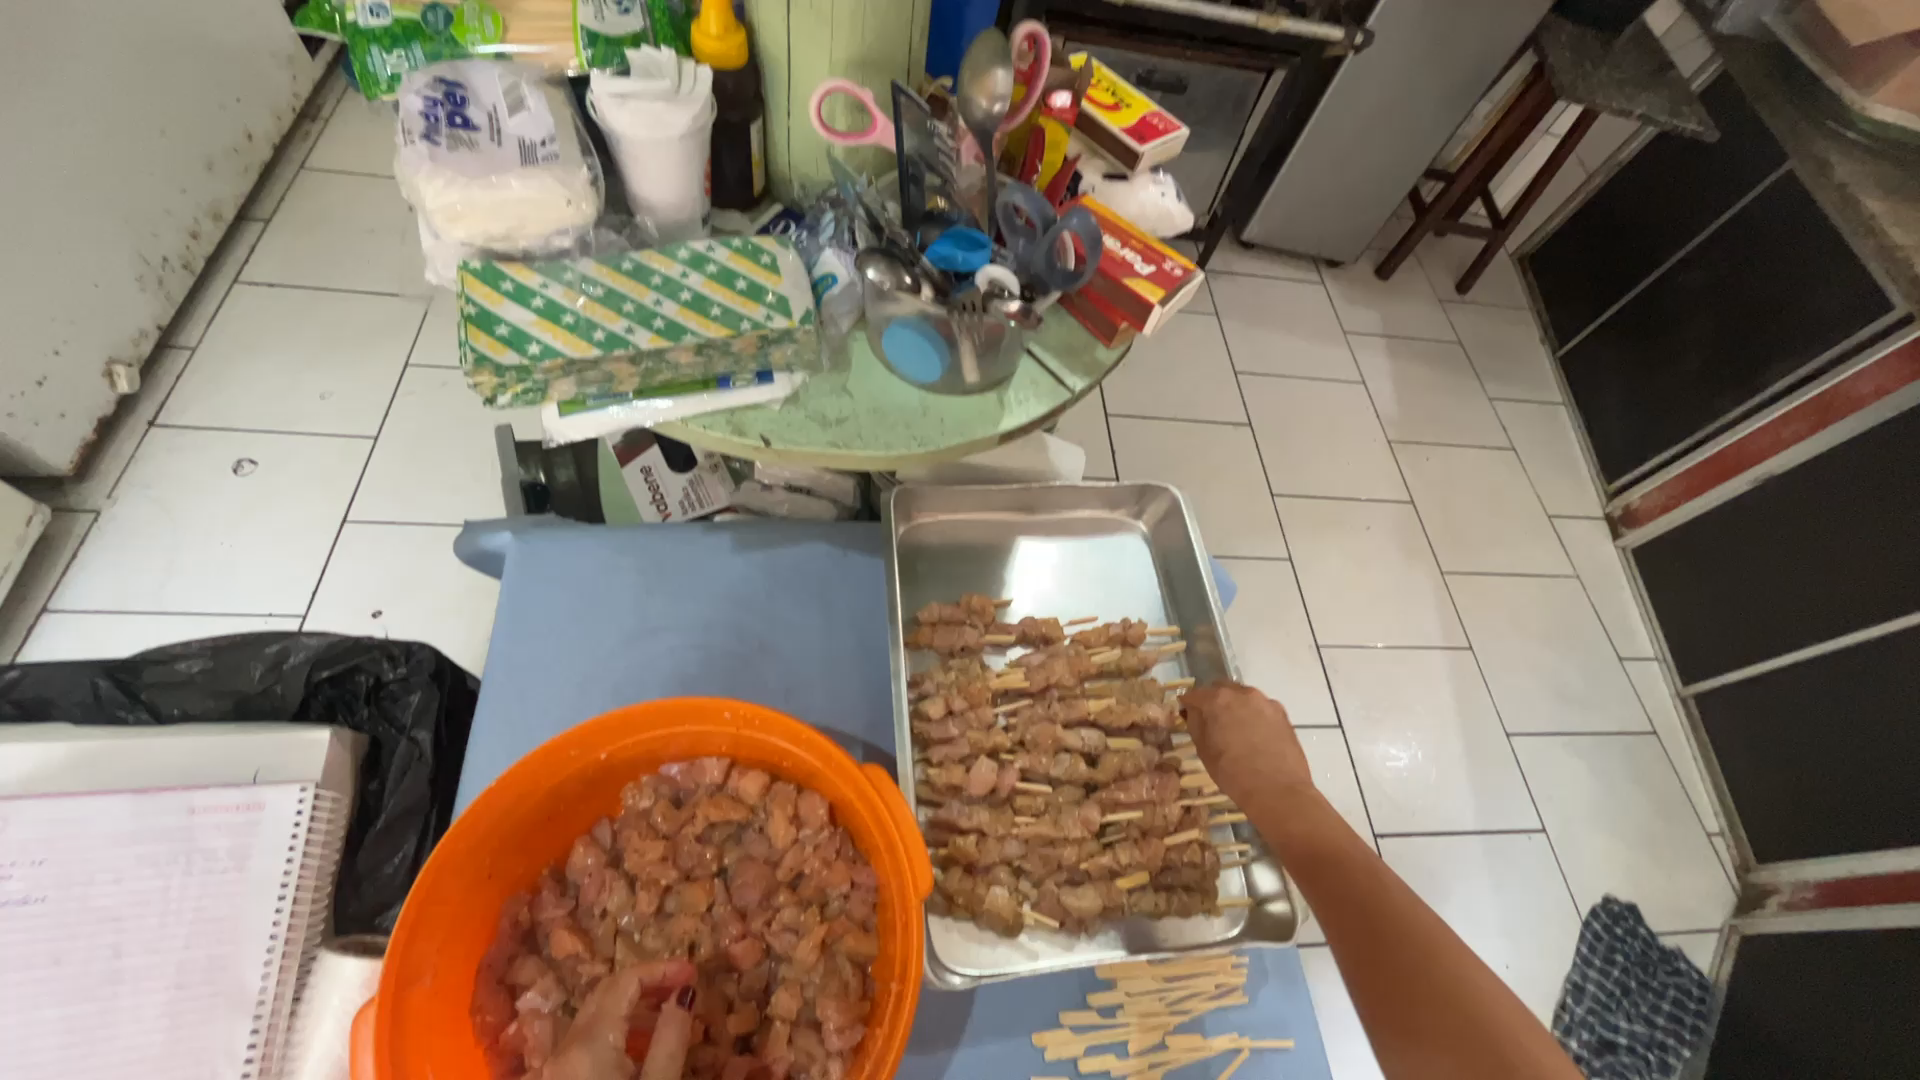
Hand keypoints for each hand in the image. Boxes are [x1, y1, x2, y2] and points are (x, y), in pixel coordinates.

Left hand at [539, 960, 695, 1079]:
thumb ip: (670, 1038)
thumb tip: (685, 993)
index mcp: (589, 1043)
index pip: (626, 981)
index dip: (662, 968)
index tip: (694, 973)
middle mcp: (564, 1047)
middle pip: (606, 993)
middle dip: (647, 982)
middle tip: (683, 986)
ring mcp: (553, 1066)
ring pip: (595, 1017)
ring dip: (632, 1006)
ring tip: (668, 1014)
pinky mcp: (556, 1079)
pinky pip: (585, 1041)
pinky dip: (615, 1030)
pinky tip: (638, 1047)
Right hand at [1181, 681, 1313, 806]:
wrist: (1278, 790)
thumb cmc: (1232, 773)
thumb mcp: (1203, 750)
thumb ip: (1195, 723)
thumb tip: (1194, 711)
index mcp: (1217, 700)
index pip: (1194, 695)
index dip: (1188, 705)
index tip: (1186, 715)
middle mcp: (1241, 693)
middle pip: (1220, 689)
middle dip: (1212, 700)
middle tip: (1211, 721)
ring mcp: (1264, 701)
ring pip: (1242, 696)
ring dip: (1234, 706)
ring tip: (1235, 728)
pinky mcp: (1282, 713)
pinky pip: (1260, 707)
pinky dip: (1253, 714)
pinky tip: (1254, 734)